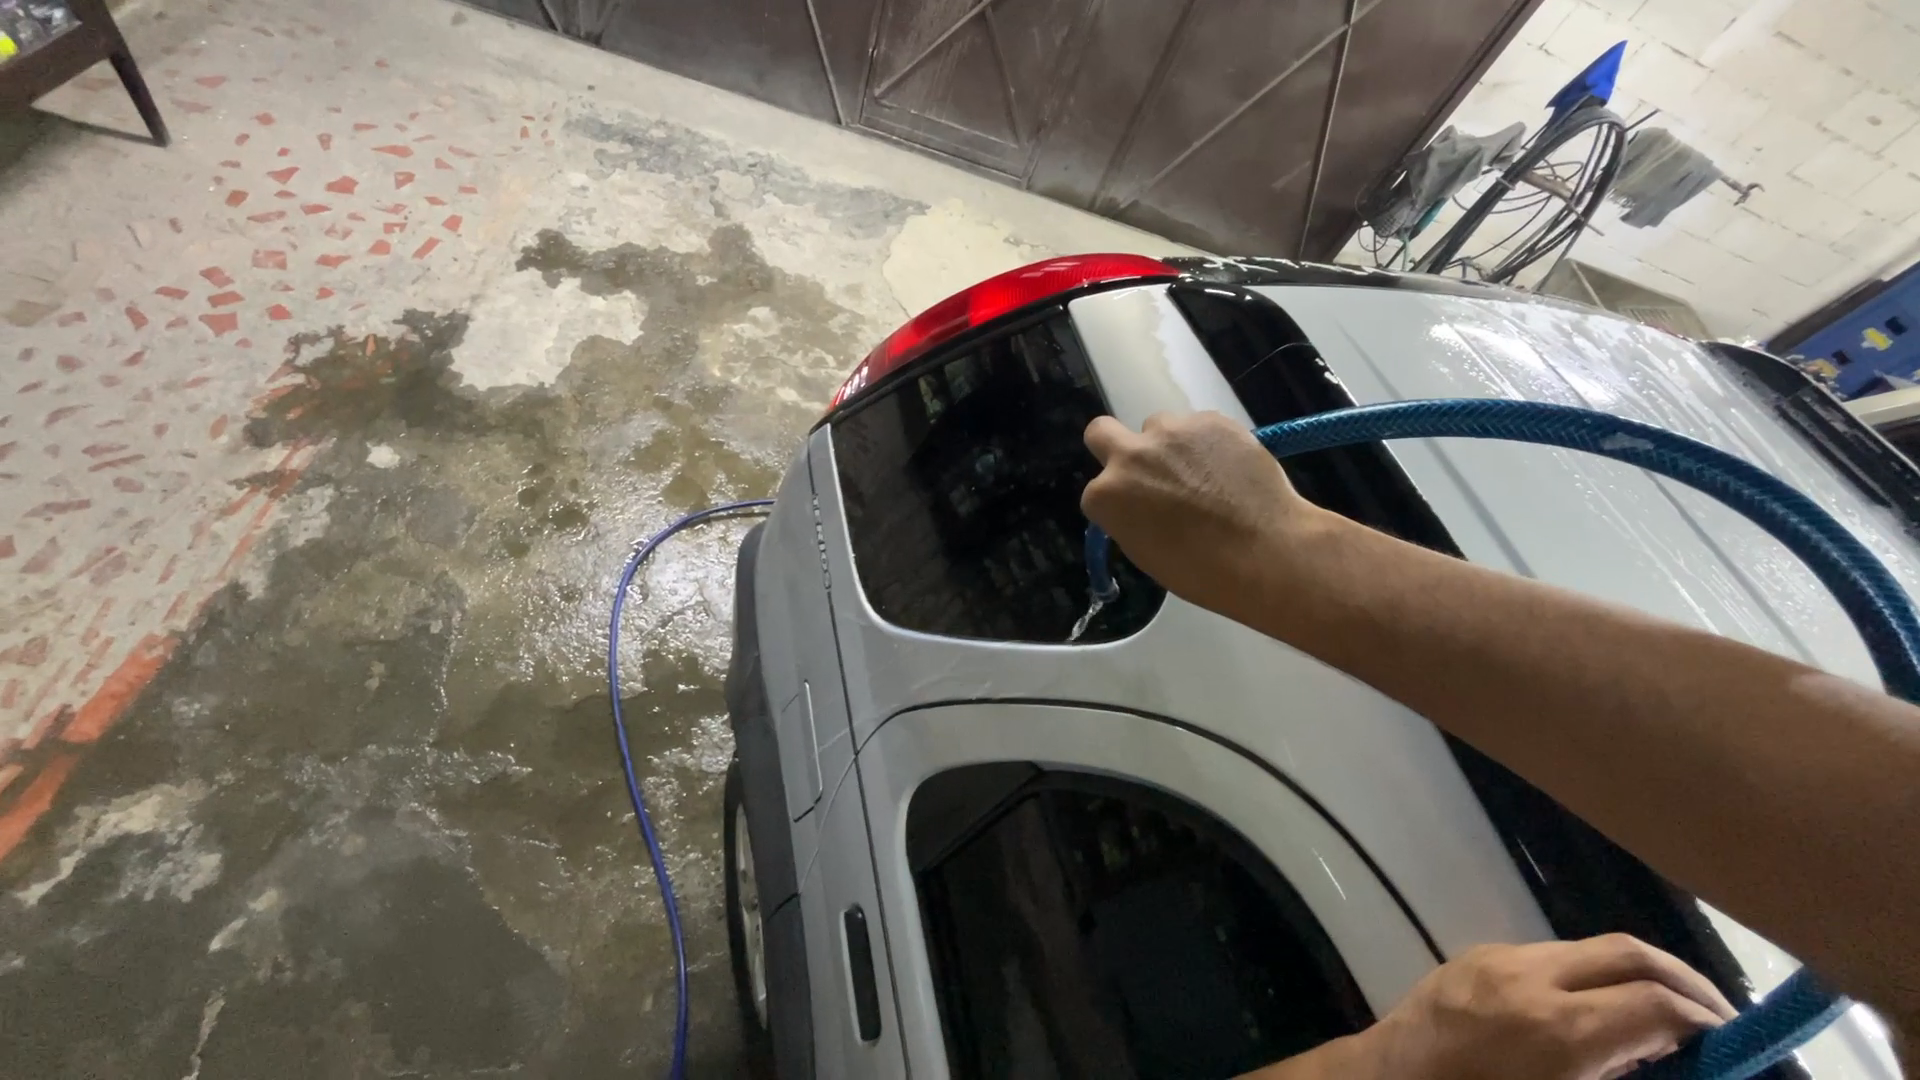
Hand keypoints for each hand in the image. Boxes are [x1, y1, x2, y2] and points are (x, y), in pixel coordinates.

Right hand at [1081, 411, 1326, 619]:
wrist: (1265, 552)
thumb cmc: (1201, 570)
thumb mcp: (1145, 552)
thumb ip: (1130, 517)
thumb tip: (1142, 505)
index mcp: (1107, 495)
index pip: (1097, 491)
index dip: (1118, 502)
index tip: (1139, 514)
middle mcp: (1130, 455)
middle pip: (1101, 432)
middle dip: (1115, 447)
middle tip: (1147, 471)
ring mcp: (1171, 432)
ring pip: (1158, 427)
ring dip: (1171, 446)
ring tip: (1204, 473)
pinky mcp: (1211, 420)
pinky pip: (1199, 426)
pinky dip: (1208, 443)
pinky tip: (1230, 469)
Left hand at [1364, 935, 1735, 1079]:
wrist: (1394, 1077)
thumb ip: (1622, 1069)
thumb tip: (1674, 1055)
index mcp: (1560, 1029)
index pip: (1659, 1003)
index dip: (1709, 1023)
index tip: (1737, 1046)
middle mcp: (1530, 977)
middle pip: (1628, 953)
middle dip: (1684, 981)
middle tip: (1719, 1020)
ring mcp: (1497, 957)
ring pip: (1587, 949)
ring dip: (1634, 975)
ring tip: (1665, 1018)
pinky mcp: (1476, 953)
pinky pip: (1548, 955)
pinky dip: (1588, 976)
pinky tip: (1599, 1011)